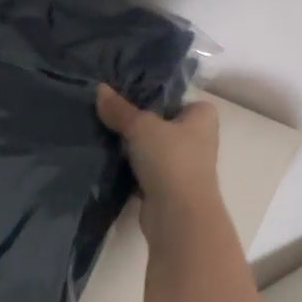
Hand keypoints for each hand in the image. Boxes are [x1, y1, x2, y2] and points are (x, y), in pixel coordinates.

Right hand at [96, 85, 223, 236]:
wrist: (177, 213)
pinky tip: (110, 169)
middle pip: (158, 126)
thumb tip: (99, 89)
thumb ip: (120, 110)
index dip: (145, 102)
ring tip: (103, 145)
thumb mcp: (141, 127)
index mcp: (202, 114)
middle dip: (135, 128)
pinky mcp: (168, 188)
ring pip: (150, 151)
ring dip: (131, 152)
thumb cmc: (170, 160)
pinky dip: (130, 173)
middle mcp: (198, 137)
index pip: (170, 100)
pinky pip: (145, 173)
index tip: (118, 104)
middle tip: (105, 124)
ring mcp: (184, 164)